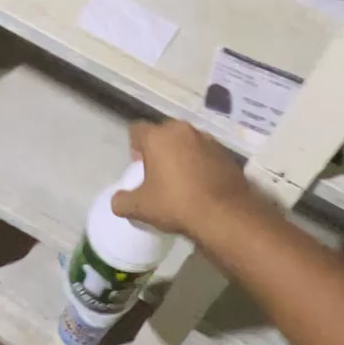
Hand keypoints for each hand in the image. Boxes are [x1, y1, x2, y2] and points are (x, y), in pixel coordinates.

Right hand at [114, 120, 258, 237]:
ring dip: (181, 154)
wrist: (224, 214)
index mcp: (158, 137)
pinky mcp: (225, 153)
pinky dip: (201, 163)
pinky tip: (201, 184)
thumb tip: (118, 200)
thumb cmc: (176, 204)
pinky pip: (206, 152)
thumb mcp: (140, 208)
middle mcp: (183, 130)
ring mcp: (207, 139)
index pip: (137, 129)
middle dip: (158, 148)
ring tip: (181, 179)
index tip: (139, 166)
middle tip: (158, 172)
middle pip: (163, 133)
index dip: (134, 146)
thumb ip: (122, 201)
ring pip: (187, 141)